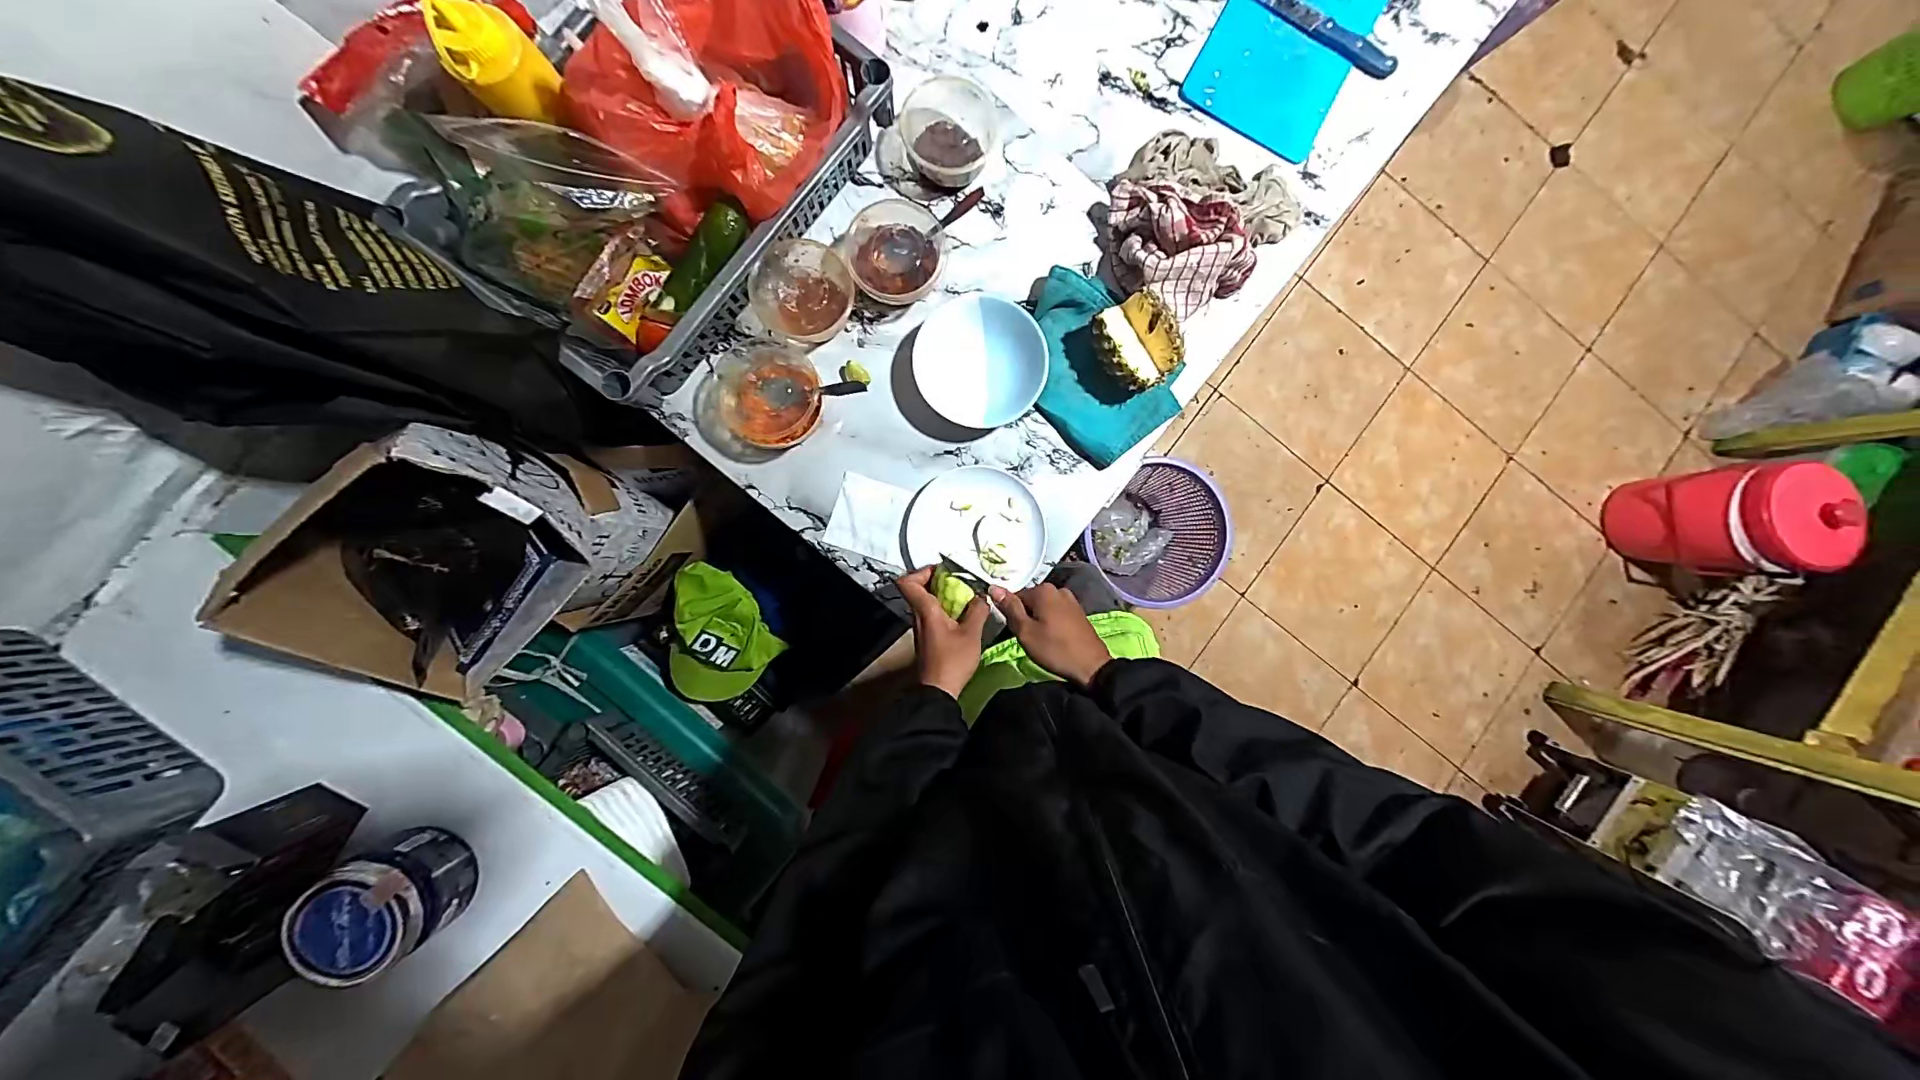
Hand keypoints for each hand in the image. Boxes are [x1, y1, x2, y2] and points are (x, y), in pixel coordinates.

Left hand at [898, 566, 990, 699]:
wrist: (939, 691)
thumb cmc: (953, 661)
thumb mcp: (971, 634)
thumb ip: (977, 611)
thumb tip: (981, 596)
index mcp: (925, 611)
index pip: (908, 583)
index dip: (921, 571)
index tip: (941, 571)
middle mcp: (918, 616)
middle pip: (918, 589)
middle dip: (937, 580)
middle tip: (958, 581)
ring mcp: (921, 628)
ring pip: (925, 602)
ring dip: (942, 595)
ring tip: (964, 595)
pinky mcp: (927, 637)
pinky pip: (931, 614)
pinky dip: (944, 609)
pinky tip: (962, 614)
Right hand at [990, 582, 1110, 686]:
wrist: (1091, 666)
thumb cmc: (1054, 649)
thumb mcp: (1025, 631)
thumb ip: (1010, 608)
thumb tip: (993, 587)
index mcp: (1043, 590)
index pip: (1015, 596)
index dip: (1011, 614)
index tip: (1015, 630)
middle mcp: (1058, 589)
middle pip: (1031, 600)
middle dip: (1026, 615)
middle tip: (1028, 637)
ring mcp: (1071, 599)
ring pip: (1044, 606)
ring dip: (1039, 619)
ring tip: (1041, 638)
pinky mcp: (1078, 611)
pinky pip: (1057, 611)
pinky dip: (1051, 621)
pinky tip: (1054, 637)